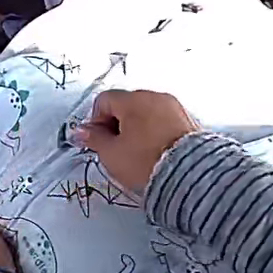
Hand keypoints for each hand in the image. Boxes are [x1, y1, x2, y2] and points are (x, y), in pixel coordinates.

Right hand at [76, 90, 200, 194]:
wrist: (189, 175)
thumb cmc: (150, 162)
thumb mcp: (111, 154)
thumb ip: (94, 139)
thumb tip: (83, 132)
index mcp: (133, 100)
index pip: (104, 100)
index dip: (95, 121)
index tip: (97, 139)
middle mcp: (155, 97)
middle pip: (126, 104)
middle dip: (117, 124)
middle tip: (115, 148)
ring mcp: (174, 108)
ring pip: (147, 113)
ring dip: (138, 128)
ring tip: (137, 154)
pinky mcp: (188, 121)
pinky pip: (164, 121)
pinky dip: (156, 133)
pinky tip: (154, 152)